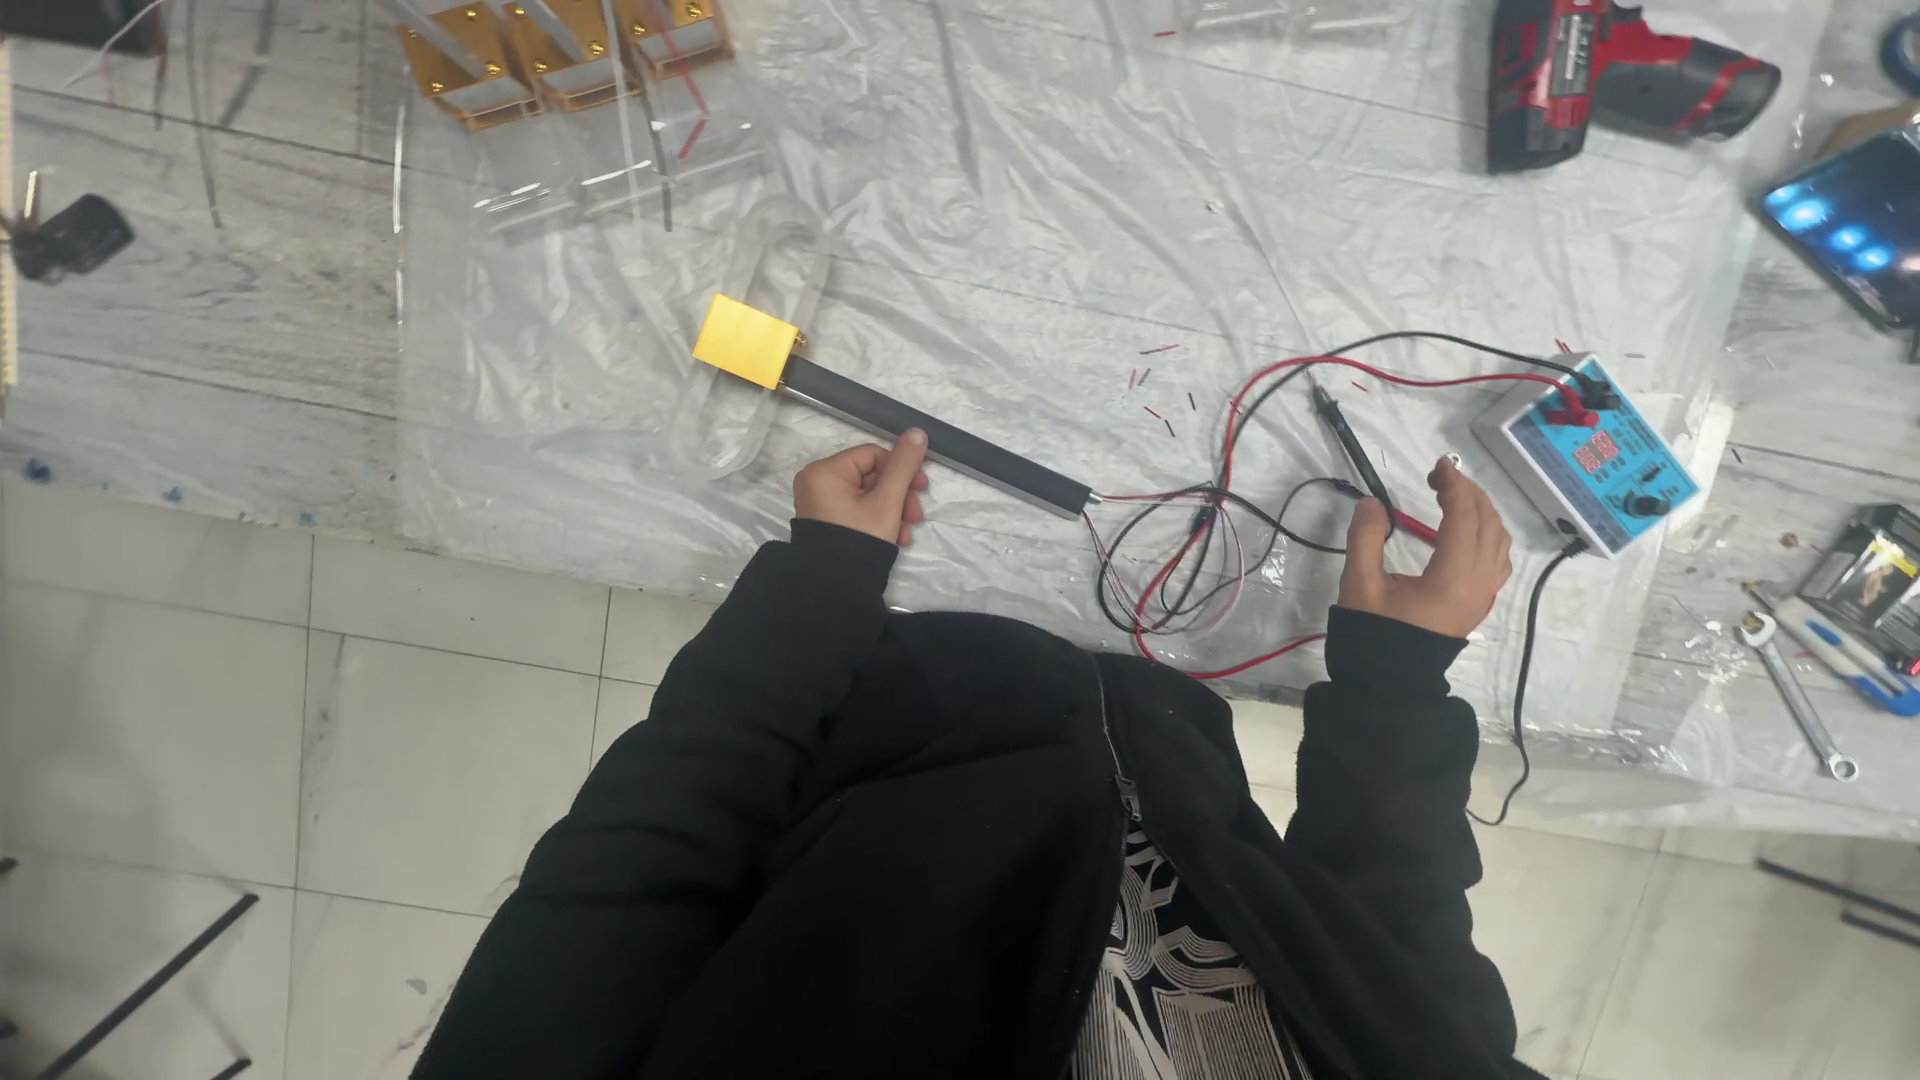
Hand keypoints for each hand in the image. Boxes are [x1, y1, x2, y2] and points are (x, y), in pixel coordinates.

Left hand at [793, 429, 930, 546]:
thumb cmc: (860, 538)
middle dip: (899, 496)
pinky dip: (879, 520)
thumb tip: (918, 431)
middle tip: (917, 516)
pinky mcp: (828, 520)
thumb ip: (903, 466)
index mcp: (825, 471)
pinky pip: (858, 510)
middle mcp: (817, 482)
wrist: (836, 587)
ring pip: (869, 495)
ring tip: (906, 532)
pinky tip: (896, 537)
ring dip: (893, 510)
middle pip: (872, 476)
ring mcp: (821, 503)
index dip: (901, 469)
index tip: (922, 488)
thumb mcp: (887, 501)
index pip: (873, 455)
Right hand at [1337, 456, 1511, 637]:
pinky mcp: (1479, 601)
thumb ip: (1366, 539)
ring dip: (1481, 512)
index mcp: (1453, 575)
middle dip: (1468, 493)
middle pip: (1489, 523)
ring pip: (1499, 540)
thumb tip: (1373, 503)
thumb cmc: (1374, 632)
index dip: (1453, 486)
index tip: (1437, 466)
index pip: (1464, 517)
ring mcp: (1484, 593)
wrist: (1389, 679)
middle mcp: (1479, 581)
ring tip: (1453, 498)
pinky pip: (1497, 558)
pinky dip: (1486, 533)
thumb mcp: (1359, 584)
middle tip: (1439, 477)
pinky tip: (1466, 530)